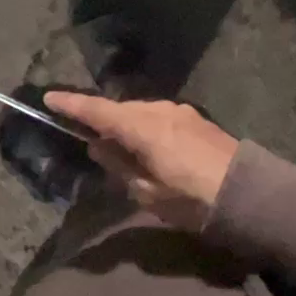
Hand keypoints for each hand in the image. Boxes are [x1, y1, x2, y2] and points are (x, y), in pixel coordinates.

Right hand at [43, 93, 239, 229]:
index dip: (72, 105)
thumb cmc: (191, 199)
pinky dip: (146, 128)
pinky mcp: (195, 119)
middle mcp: (158, 110)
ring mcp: (179, 111)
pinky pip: (159, 118)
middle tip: (86, 136)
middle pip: (120, 110)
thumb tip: (98, 147)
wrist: (246, 192)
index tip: (49, 97)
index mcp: (142, 127)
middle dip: (101, 120)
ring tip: (119, 149)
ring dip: (126, 125)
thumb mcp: (147, 193)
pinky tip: (148, 148)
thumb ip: (119, 166)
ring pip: (141, 113)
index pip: (98, 111)